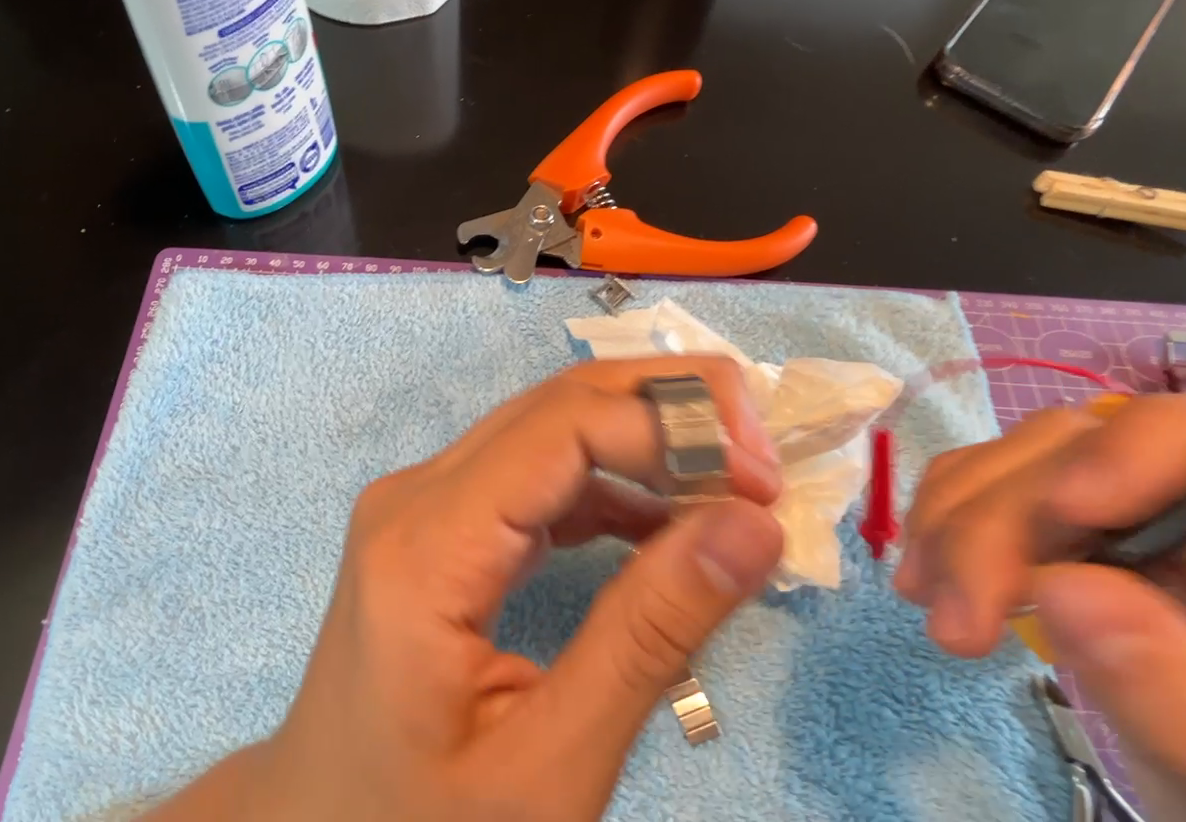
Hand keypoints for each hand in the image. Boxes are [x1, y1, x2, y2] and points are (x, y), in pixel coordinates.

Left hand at [147, 358, 785, 820]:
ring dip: (647, 443)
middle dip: (671, 411)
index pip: (564, 425)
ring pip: (552, 430)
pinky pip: (537, 476)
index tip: (767, 482)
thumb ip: (649, 635)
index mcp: (428, 544)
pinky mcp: (444, 526)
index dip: (674, 425)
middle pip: (557, 405)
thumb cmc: (422, 821)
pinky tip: (668, 523)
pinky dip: (612, 486)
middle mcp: (417, 495)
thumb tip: (753, 524)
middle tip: (768, 462)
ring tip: (735, 491)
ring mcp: (425, 504)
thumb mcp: (550, 763)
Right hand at [897, 392, 1185, 820]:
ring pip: (1053, 453)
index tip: (1065, 512)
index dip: (1169, 448)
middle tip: (956, 611)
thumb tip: (1064, 589)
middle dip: (1016, 512)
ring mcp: (1183, 526)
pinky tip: (929, 575)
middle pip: (1127, 447)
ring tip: (926, 598)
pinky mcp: (1110, 539)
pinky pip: (1015, 486)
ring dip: (966, 512)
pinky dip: (955, 518)